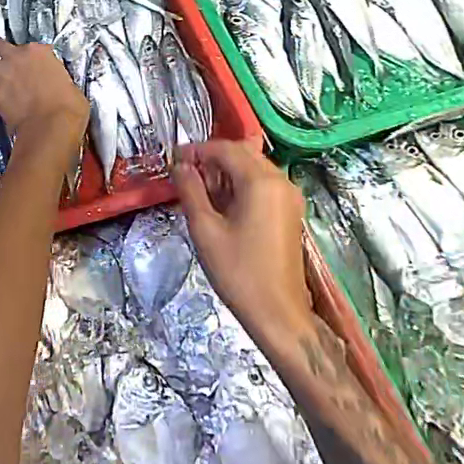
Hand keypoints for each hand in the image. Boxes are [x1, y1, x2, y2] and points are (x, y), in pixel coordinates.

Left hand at [0, 35, 87, 138]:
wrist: (53, 123)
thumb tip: (58, 89)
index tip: (24, 59)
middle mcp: (17, 56)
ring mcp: (2, 72)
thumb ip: (59, 81)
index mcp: (40, 52)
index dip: (26, 54)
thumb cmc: (70, 107)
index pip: (31, 47)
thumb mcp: (71, 87)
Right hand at [172, 139, 314, 343]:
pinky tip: (221, 204)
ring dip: (225, 171)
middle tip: (184, 175)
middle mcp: (280, 183)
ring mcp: (289, 198)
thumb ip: (190, 190)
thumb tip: (180, 166)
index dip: (196, 150)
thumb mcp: (204, 228)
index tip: (173, 160)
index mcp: (260, 182)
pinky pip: (262, 184)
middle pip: (242, 153)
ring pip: (252, 167)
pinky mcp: (290, 213)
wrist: (279, 315)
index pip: (224, 149)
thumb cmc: (238, 271)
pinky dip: (239, 185)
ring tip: (200, 191)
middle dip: (211, 159)